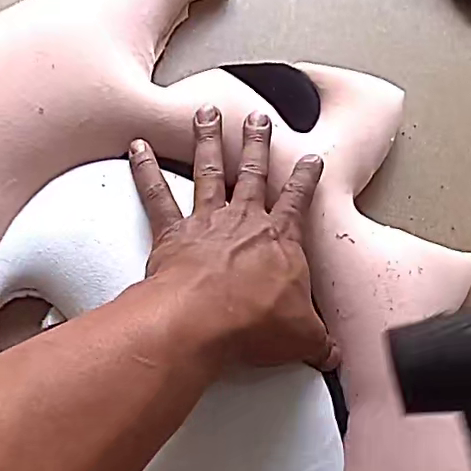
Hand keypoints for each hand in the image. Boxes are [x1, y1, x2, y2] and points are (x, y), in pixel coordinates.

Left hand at [128, 106, 338, 370]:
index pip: (299, 201)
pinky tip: (137, 147)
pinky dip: (145, 169)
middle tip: (256, 118)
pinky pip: (157, 195)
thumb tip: (333, 356)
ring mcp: (206, 223)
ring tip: (207, 114)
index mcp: (280, 240)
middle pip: (253, 172)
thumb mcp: (301, 338)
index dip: (306, 180)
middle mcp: (244, 221)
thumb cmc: (252, 323)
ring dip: (207, 141)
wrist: (205, 322)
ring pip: (208, 170)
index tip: (310, 160)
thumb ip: (318, 343)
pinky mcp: (172, 234)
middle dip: (256, 144)